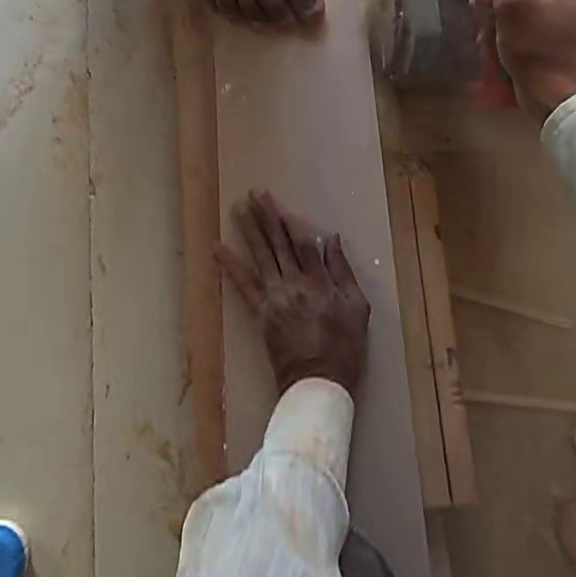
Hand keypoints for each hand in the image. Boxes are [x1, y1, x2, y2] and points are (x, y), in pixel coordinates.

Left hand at [215, 189, 369, 396]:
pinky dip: (230, 265)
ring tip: (239, 208)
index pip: (305, 242)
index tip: (283, 205)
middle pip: (280, 243)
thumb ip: (344, 271)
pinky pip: (243, 284)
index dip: (293, 222)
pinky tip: (218, 248)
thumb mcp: (357, 308)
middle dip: (268, 216)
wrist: (318, 383)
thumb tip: (333, 239)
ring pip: (261, 255)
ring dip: (250, 230)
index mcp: (320, 282)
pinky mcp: (260, 311)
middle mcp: (295, 283)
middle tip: (256, 193)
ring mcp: (275, 296)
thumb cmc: (344, 347)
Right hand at [471, 0, 575, 119]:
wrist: (555, 95)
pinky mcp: (565, 47)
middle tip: (486, 16)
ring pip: (527, 12)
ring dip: (502, 23)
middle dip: (501, 4)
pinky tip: (497, 48)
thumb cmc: (538, 43)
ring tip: (488, 36)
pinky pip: (532, 32)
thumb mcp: (508, 3)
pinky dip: (513, 38)